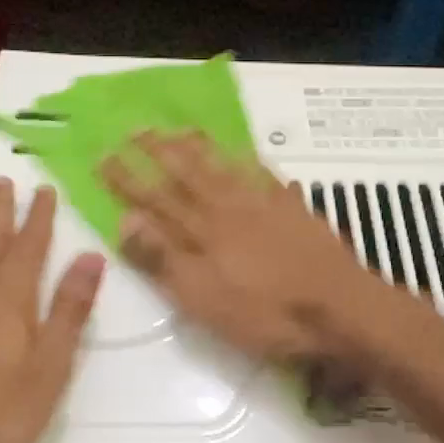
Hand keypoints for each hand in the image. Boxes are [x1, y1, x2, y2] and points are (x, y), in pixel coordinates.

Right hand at [100, 130, 390, 365]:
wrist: (340, 311)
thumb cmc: (265, 315)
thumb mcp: (203, 298)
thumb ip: (164, 260)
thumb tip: (126, 221)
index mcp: (203, 232)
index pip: (156, 199)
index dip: (128, 179)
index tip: (103, 155)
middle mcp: (231, 210)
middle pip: (190, 175)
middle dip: (160, 151)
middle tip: (138, 127)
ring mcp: (267, 208)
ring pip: (228, 170)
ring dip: (203, 149)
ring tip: (184, 130)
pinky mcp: (299, 215)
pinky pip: (272, 180)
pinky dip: (257, 165)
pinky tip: (252, 156)